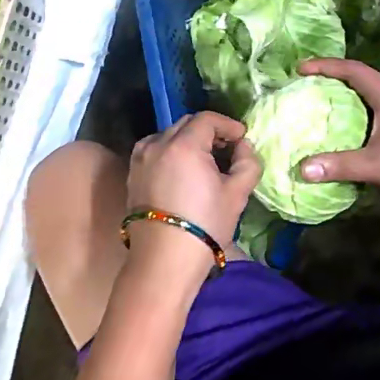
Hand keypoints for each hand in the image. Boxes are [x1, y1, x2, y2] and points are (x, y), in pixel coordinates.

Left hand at [127, 112, 260, 266]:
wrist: (163, 260)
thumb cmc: (205, 225)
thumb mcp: (237, 194)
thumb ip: (247, 163)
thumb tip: (243, 146)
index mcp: (184, 145)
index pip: (207, 119)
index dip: (227, 124)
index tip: (241, 137)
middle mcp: (158, 143)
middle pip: (186, 124)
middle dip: (208, 131)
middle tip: (226, 148)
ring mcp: (141, 158)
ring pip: (168, 135)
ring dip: (187, 140)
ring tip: (203, 160)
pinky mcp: (132, 173)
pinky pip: (153, 150)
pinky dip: (169, 151)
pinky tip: (181, 170)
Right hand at [296, 59, 379, 209]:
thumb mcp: (378, 167)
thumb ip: (339, 166)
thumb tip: (301, 169)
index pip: (354, 70)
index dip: (326, 65)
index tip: (301, 69)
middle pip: (361, 78)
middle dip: (332, 78)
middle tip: (306, 85)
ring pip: (370, 95)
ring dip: (345, 95)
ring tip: (320, 104)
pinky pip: (376, 110)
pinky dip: (356, 112)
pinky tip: (347, 129)